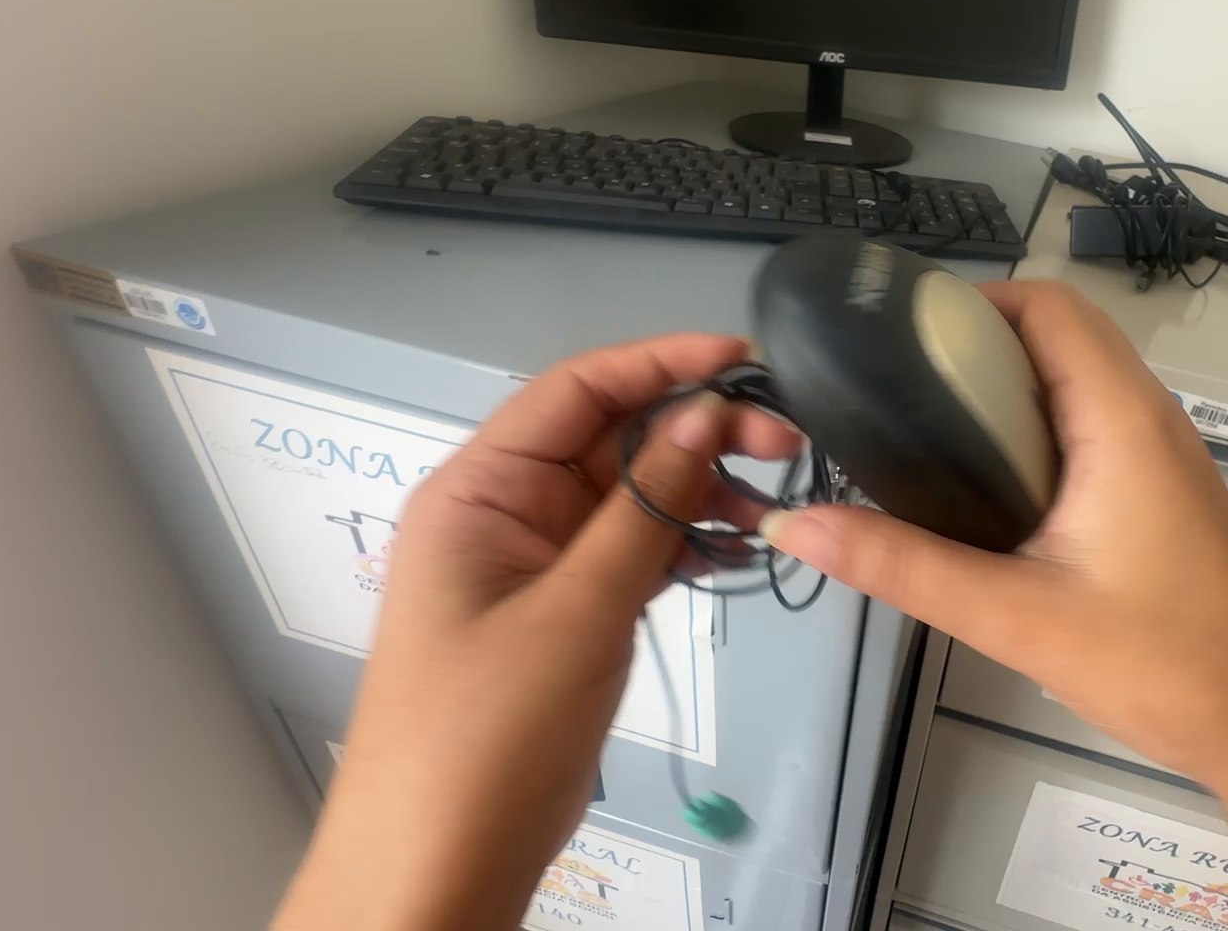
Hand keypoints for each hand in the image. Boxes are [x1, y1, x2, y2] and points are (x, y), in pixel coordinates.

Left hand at [272, 335, 794, 930]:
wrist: (444, 869)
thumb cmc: (491, 730)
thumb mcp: (579, 607)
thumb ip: (647, 505)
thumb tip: (709, 415)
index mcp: (484, 488)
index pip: (579, 390)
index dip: (661, 362)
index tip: (742, 359)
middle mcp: (513, 507)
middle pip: (619, 438)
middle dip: (700, 434)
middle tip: (783, 441)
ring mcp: (547, 556)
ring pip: (639, 492)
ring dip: (704, 492)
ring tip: (769, 511)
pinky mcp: (576, 598)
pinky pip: (642, 543)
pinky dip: (689, 541)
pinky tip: (738, 551)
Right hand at [757, 281, 1227, 784]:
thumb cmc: (1162, 665)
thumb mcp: (1017, 617)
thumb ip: (904, 566)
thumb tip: (797, 526)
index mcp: (1122, 418)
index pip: (1051, 308)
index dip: (978, 299)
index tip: (905, 331)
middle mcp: (1150, 416)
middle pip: (1062, 333)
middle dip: (980, 339)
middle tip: (899, 382)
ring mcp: (1163, 452)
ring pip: (1078, 378)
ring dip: (1008, 383)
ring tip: (929, 424)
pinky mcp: (1163, 489)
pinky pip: (1093, 422)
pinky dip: (1037, 422)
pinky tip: (989, 480)